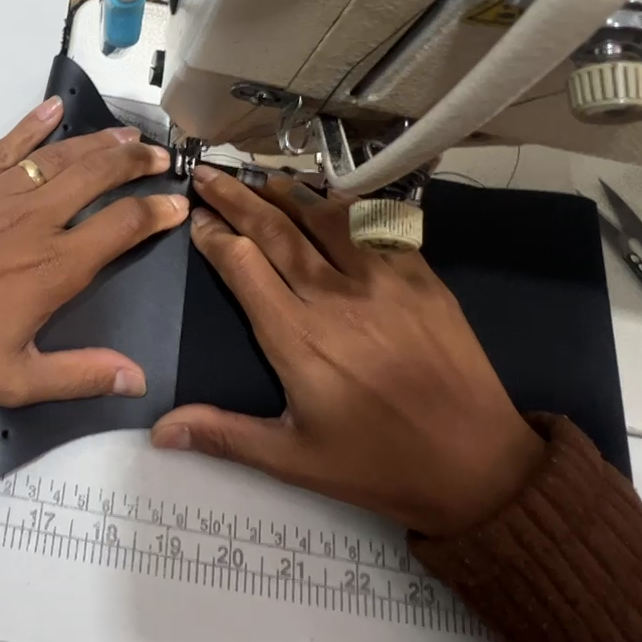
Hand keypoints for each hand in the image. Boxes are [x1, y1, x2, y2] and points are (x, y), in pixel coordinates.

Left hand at [0, 97, 189, 406]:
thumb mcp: (13, 379)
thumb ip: (80, 375)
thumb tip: (139, 378)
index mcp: (54, 267)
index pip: (122, 226)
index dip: (156, 212)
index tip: (177, 205)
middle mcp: (36, 219)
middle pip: (99, 176)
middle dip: (137, 163)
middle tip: (161, 158)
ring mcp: (1, 192)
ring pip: (63, 156)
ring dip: (101, 141)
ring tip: (129, 135)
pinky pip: (10, 143)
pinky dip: (35, 122)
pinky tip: (56, 108)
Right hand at [151, 168, 542, 535]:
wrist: (482, 467)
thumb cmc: (379, 464)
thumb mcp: (294, 460)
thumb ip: (224, 435)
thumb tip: (159, 432)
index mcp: (297, 337)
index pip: (241, 263)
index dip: (213, 234)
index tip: (195, 219)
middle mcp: (334, 296)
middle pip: (273, 229)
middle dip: (233, 197)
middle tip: (206, 174)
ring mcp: (382, 279)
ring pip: (321, 216)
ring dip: (283, 193)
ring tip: (257, 178)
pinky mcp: (421, 276)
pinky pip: (374, 225)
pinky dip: (344, 205)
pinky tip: (328, 197)